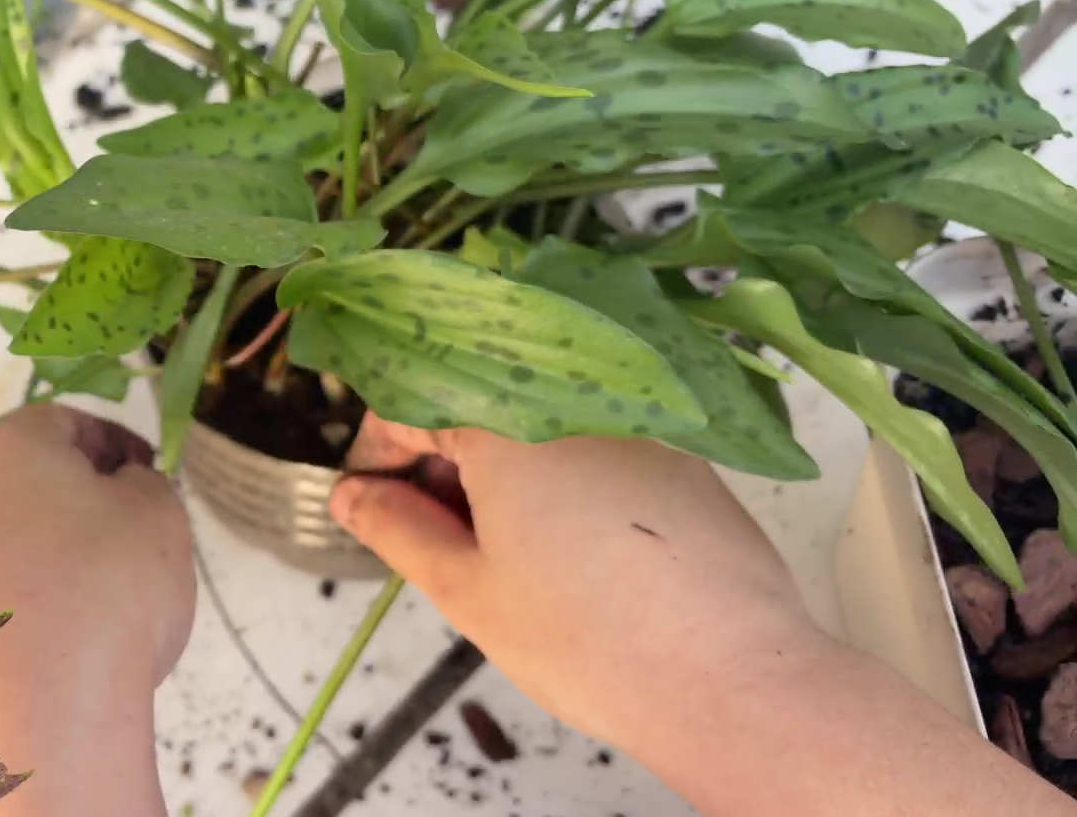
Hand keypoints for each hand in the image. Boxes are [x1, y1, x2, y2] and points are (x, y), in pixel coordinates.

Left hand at [0, 402, 194, 682]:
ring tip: (86, 590)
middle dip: (73, 491)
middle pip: (22, 475)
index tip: (144, 468)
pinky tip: (48, 634)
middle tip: (120, 525)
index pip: (62, 420)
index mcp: (8, 449)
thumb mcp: (158, 513)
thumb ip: (143, 480)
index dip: (112, 439)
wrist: (39, 721)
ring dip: (39, 544)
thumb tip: (122, 484)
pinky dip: (12, 594)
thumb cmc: (108, 590)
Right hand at [332, 415, 820, 748]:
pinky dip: (551, 479)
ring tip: (500, 547)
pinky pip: (584, 447)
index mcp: (502, 422)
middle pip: (466, 411)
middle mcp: (565, 402)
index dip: (377, 455)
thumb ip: (391, 526)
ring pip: (524, 429)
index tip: (373, 502)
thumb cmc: (584, 638)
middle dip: (433, 466)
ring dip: (489, 473)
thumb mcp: (462, 585)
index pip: (407, 407)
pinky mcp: (675, 459)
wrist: (743, 689)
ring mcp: (627, 427)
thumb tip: (348, 494)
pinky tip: (568, 546)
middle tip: (434, 537)